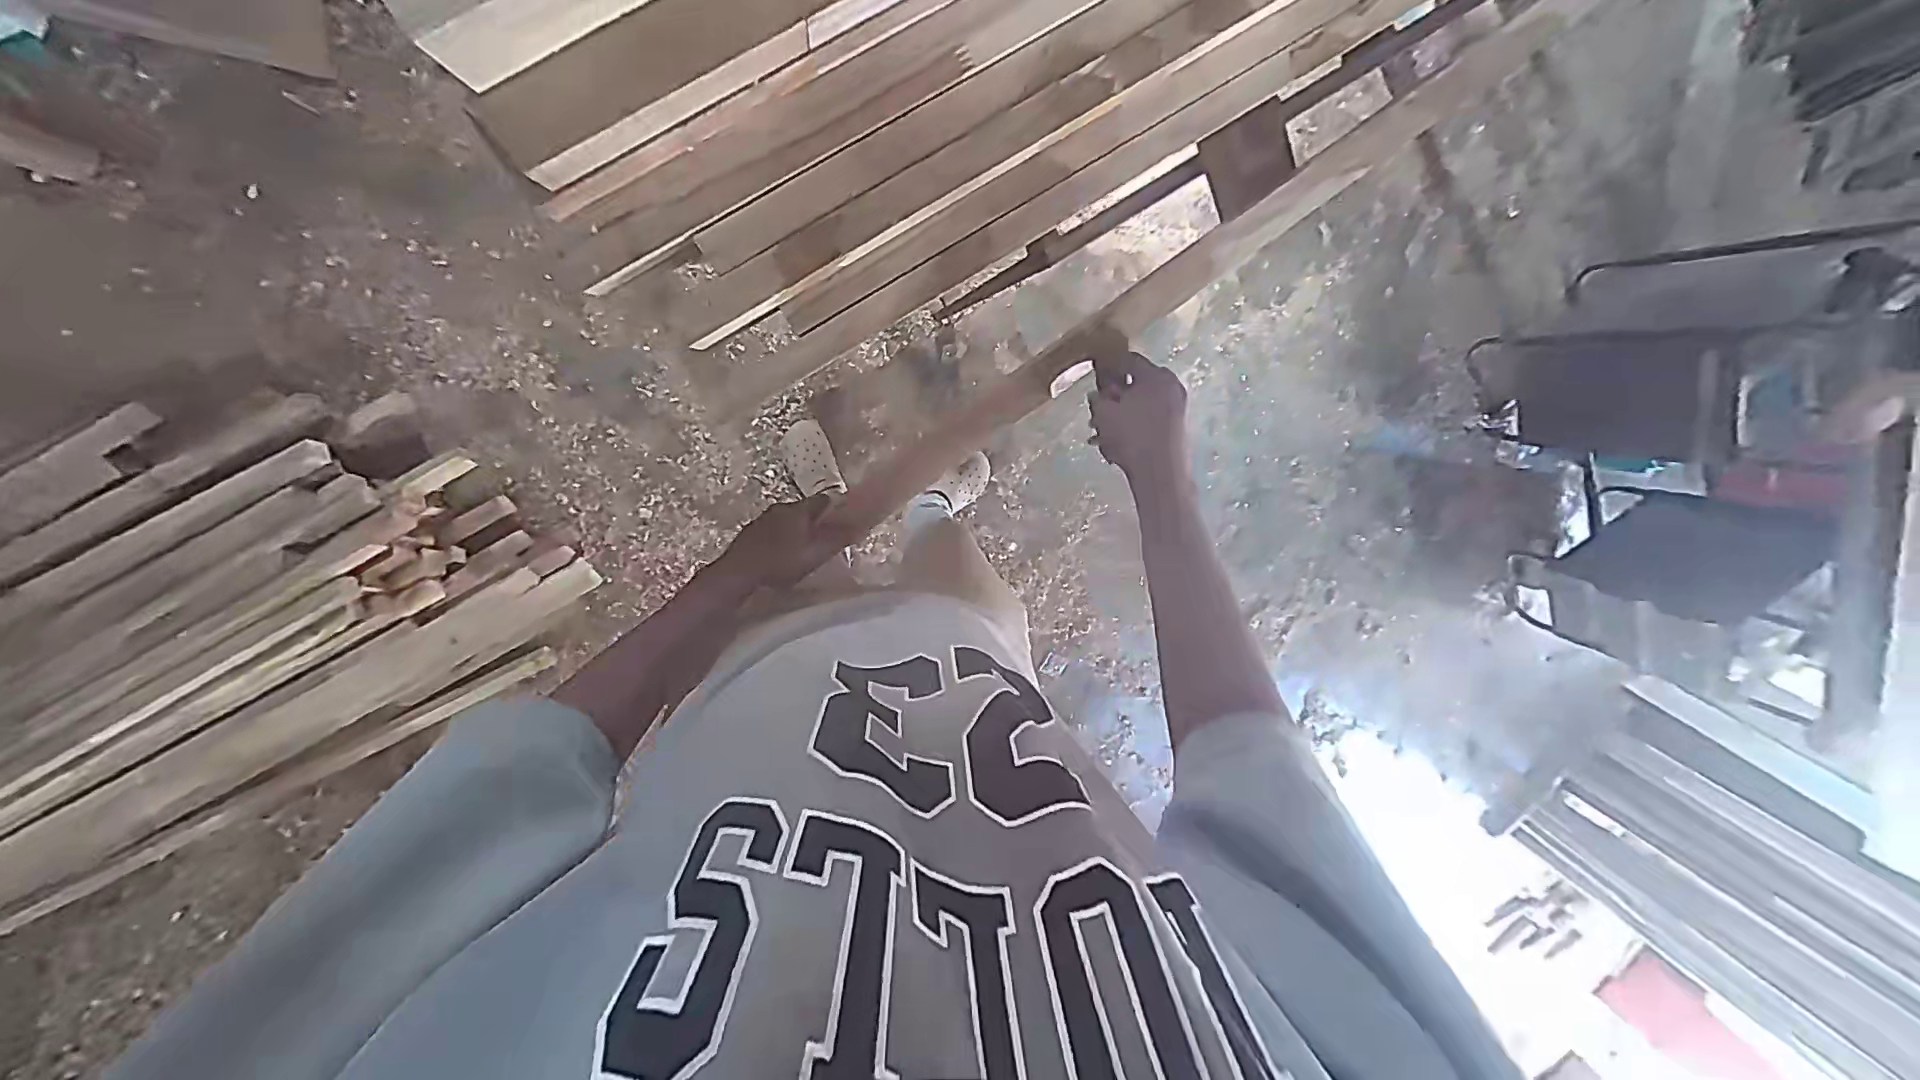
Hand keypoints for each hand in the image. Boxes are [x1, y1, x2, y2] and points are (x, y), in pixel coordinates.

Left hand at [708, 494, 843, 590]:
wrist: (738, 574)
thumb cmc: (782, 562)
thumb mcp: (818, 552)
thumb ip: (840, 537)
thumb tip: (863, 521)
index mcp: (799, 509)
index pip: (823, 500)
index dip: (836, 509)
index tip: (844, 522)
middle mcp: (780, 509)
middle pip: (804, 510)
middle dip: (815, 521)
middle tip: (825, 540)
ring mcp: (761, 521)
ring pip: (786, 521)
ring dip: (796, 531)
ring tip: (804, 550)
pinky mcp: (749, 536)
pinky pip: (772, 533)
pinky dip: (780, 540)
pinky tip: (781, 557)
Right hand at [1087, 345, 1189, 485]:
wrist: (1161, 473)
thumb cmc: (1130, 436)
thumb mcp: (1103, 412)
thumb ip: (1098, 397)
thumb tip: (1099, 393)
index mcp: (1156, 375)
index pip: (1129, 360)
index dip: (1109, 367)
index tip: (1096, 378)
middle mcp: (1171, 386)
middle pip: (1137, 384)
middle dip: (1116, 397)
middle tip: (1097, 412)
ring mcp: (1178, 408)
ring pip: (1143, 405)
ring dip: (1122, 415)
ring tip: (1103, 434)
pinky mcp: (1178, 429)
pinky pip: (1151, 421)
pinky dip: (1135, 427)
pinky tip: (1118, 445)